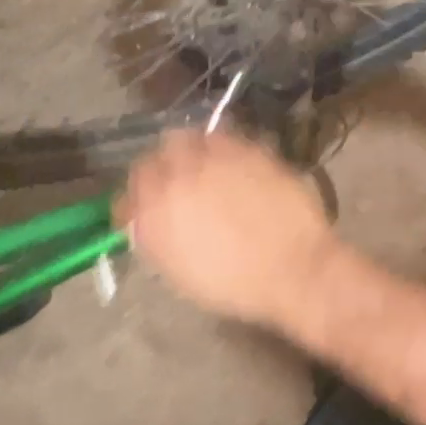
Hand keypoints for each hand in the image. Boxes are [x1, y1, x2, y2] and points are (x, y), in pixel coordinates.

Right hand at [121, 130, 340, 326]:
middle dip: (165, 166)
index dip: (139, 196)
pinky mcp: (248, 149)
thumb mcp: (181, 273)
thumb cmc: (238, 286)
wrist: (294, 270)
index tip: (148, 204)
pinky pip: (226, 138)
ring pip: (190, 138)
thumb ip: (158, 239)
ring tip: (207, 166)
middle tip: (180, 181)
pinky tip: (235, 165)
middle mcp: (176, 178)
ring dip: (193, 150)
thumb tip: (148, 223)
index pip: (131, 189)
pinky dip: (225, 148)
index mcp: (153, 212)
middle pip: (158, 156)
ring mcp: (214, 159)